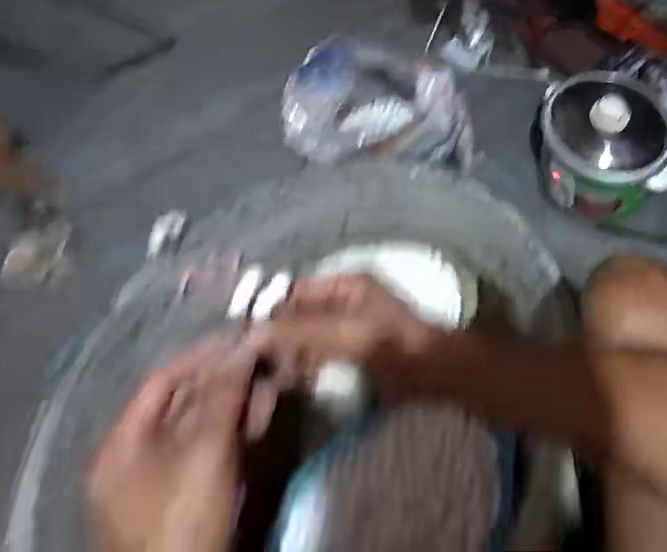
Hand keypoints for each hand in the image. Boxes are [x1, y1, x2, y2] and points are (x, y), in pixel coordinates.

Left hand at [87, 338, 275, 551]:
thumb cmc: (183, 521)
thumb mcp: (206, 449)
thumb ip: (227, 390)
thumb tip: (248, 340)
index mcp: (122, 446)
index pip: (163, 379)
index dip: (206, 354)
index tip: (246, 337)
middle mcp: (135, 459)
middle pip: (185, 400)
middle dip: (230, 377)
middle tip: (269, 359)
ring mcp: (162, 482)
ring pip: (205, 424)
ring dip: (240, 400)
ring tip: (276, 383)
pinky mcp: (188, 499)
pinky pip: (212, 450)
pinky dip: (238, 430)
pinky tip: (266, 415)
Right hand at [257, 274, 443, 395]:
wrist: (430, 374)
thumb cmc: (391, 344)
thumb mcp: (345, 333)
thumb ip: (301, 330)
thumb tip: (254, 331)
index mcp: (346, 284)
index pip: (296, 289)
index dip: (268, 305)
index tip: (236, 328)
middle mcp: (343, 300)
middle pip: (298, 313)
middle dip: (273, 332)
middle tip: (240, 356)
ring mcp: (346, 328)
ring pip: (304, 336)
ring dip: (283, 352)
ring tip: (255, 371)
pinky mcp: (349, 354)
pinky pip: (316, 356)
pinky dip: (299, 366)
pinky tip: (281, 381)